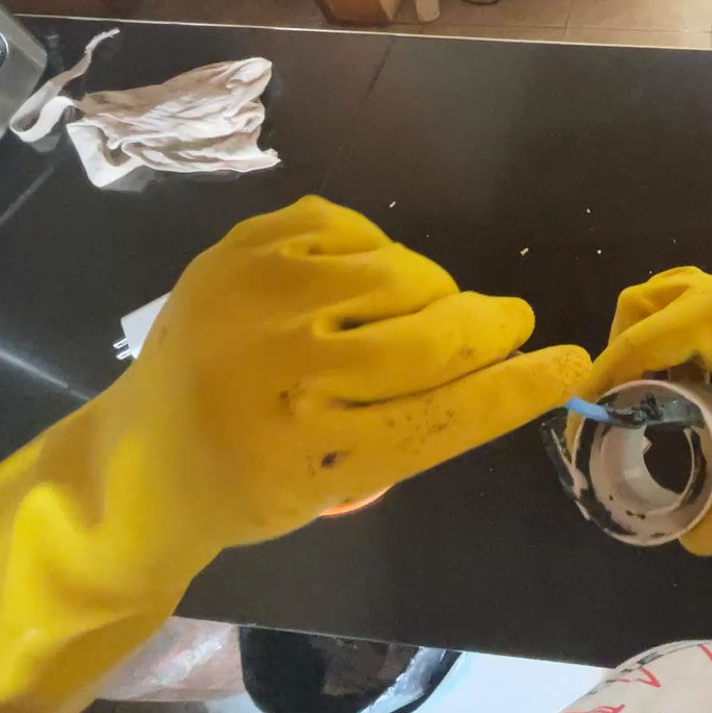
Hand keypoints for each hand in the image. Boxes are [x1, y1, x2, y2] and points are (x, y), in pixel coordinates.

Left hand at [120, 195, 589, 545]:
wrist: (140, 455)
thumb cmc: (260, 477)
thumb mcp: (346, 481)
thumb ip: (429, 418)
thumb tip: (504, 344)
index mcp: (314, 455)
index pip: (451, 413)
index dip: (523, 385)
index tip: (571, 361)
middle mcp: (284, 372)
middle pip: (440, 336)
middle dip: (492, 327)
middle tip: (506, 323)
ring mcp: (258, 297)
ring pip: (408, 273)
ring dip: (427, 294)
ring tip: (395, 318)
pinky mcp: (242, 246)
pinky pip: (359, 231)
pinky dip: (374, 256)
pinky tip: (343, 287)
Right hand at [583, 268, 711, 578]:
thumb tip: (694, 544)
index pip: (637, 344)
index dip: (600, 383)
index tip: (581, 424)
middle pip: (641, 307)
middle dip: (621, 352)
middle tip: (626, 409)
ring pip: (668, 298)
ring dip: (648, 337)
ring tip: (656, 394)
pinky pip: (695, 305)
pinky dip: (678, 335)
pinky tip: (700, 383)